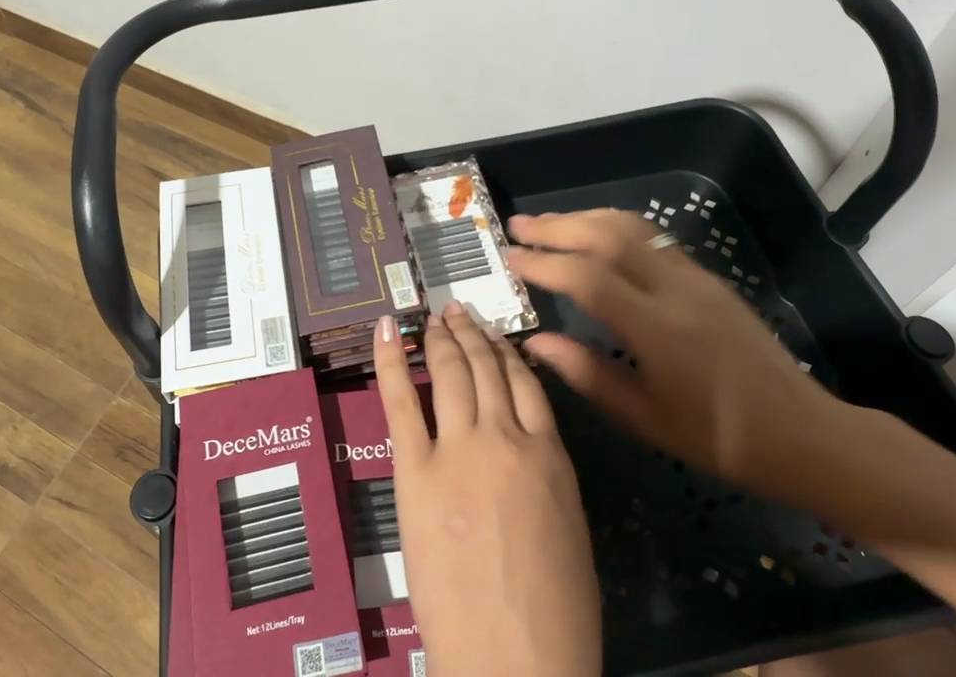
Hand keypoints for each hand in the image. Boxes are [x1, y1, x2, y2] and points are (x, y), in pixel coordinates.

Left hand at [374, 302, 600, 676]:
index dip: (507, 353)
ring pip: (451, 375)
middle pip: (487, 370)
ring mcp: (458, 450)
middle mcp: (506, 438)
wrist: (516, 656)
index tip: (495, 334)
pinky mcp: (416, 471)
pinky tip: (386, 329)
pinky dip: (392, 360)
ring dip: (442, 338)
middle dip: (472, 335)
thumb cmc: (556, 611)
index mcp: (552, 455)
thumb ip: (546, 479)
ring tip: (435, 316)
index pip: (527, 384)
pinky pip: (400, 401)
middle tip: (459, 312)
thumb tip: (524, 453)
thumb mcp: (569, 530)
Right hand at [507, 210, 836, 496]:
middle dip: (558, 226)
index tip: (508, 260)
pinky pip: (653, 237)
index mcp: (656, 329)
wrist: (802, 432)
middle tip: (517, 226)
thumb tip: (537, 341)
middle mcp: (675, 290)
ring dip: (585, 218)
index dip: (543, 264)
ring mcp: (695, 278)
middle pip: (608, 236)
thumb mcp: (646, 418)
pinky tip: (598, 236)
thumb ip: (588, 374)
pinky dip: (615, 226)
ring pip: (633, 228)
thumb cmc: (719, 438)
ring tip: (548, 223)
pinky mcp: (708, 279)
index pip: (587, 278)